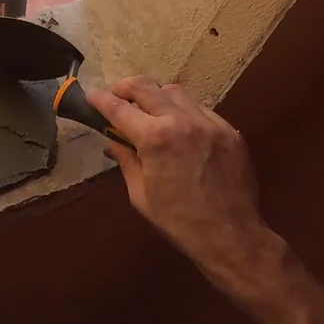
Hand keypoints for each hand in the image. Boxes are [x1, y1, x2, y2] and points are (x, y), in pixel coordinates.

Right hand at [88, 77, 289, 301]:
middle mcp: (181, 120)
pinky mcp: (229, 130)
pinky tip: (181, 129)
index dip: (100, 99)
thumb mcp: (140, 194)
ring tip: (149, 110)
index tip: (90, 96)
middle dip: (124, 88)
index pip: (118, 108)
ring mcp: (209, 122)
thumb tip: (112, 141)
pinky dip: (183, 112)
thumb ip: (126, 160)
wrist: (233, 237)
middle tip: (116, 96)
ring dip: (155, 96)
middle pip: (145, 87)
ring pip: (174, 92)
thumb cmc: (179, 221)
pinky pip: (200, 109)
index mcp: (155, 138)